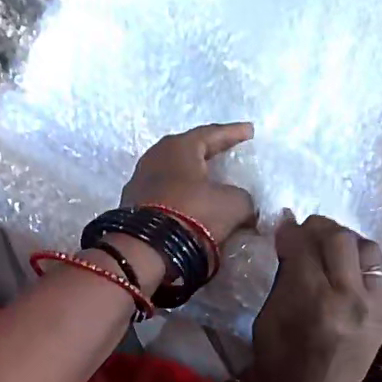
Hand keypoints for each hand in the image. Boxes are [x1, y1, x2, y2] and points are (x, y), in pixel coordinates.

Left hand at [120, 123, 257, 243]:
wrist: (148, 250)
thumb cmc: (194, 214)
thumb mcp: (233, 205)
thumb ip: (244, 199)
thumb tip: (245, 208)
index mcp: (179, 146)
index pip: (212, 133)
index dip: (234, 133)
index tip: (249, 131)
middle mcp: (155, 157)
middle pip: (188, 151)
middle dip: (208, 152)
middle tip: (225, 151)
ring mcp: (139, 181)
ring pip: (173, 173)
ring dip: (190, 177)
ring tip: (206, 181)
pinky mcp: (132, 206)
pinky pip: (163, 195)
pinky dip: (178, 197)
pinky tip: (187, 204)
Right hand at [247, 214, 381, 381]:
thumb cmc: (280, 367)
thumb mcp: (267, 323)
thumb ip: (283, 280)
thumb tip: (290, 244)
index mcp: (312, 302)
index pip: (304, 247)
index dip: (291, 231)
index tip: (283, 226)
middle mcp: (348, 298)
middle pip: (340, 239)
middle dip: (319, 228)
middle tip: (305, 232)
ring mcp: (374, 305)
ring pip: (368, 248)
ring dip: (346, 241)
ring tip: (330, 248)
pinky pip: (381, 271)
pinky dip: (363, 262)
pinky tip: (348, 268)